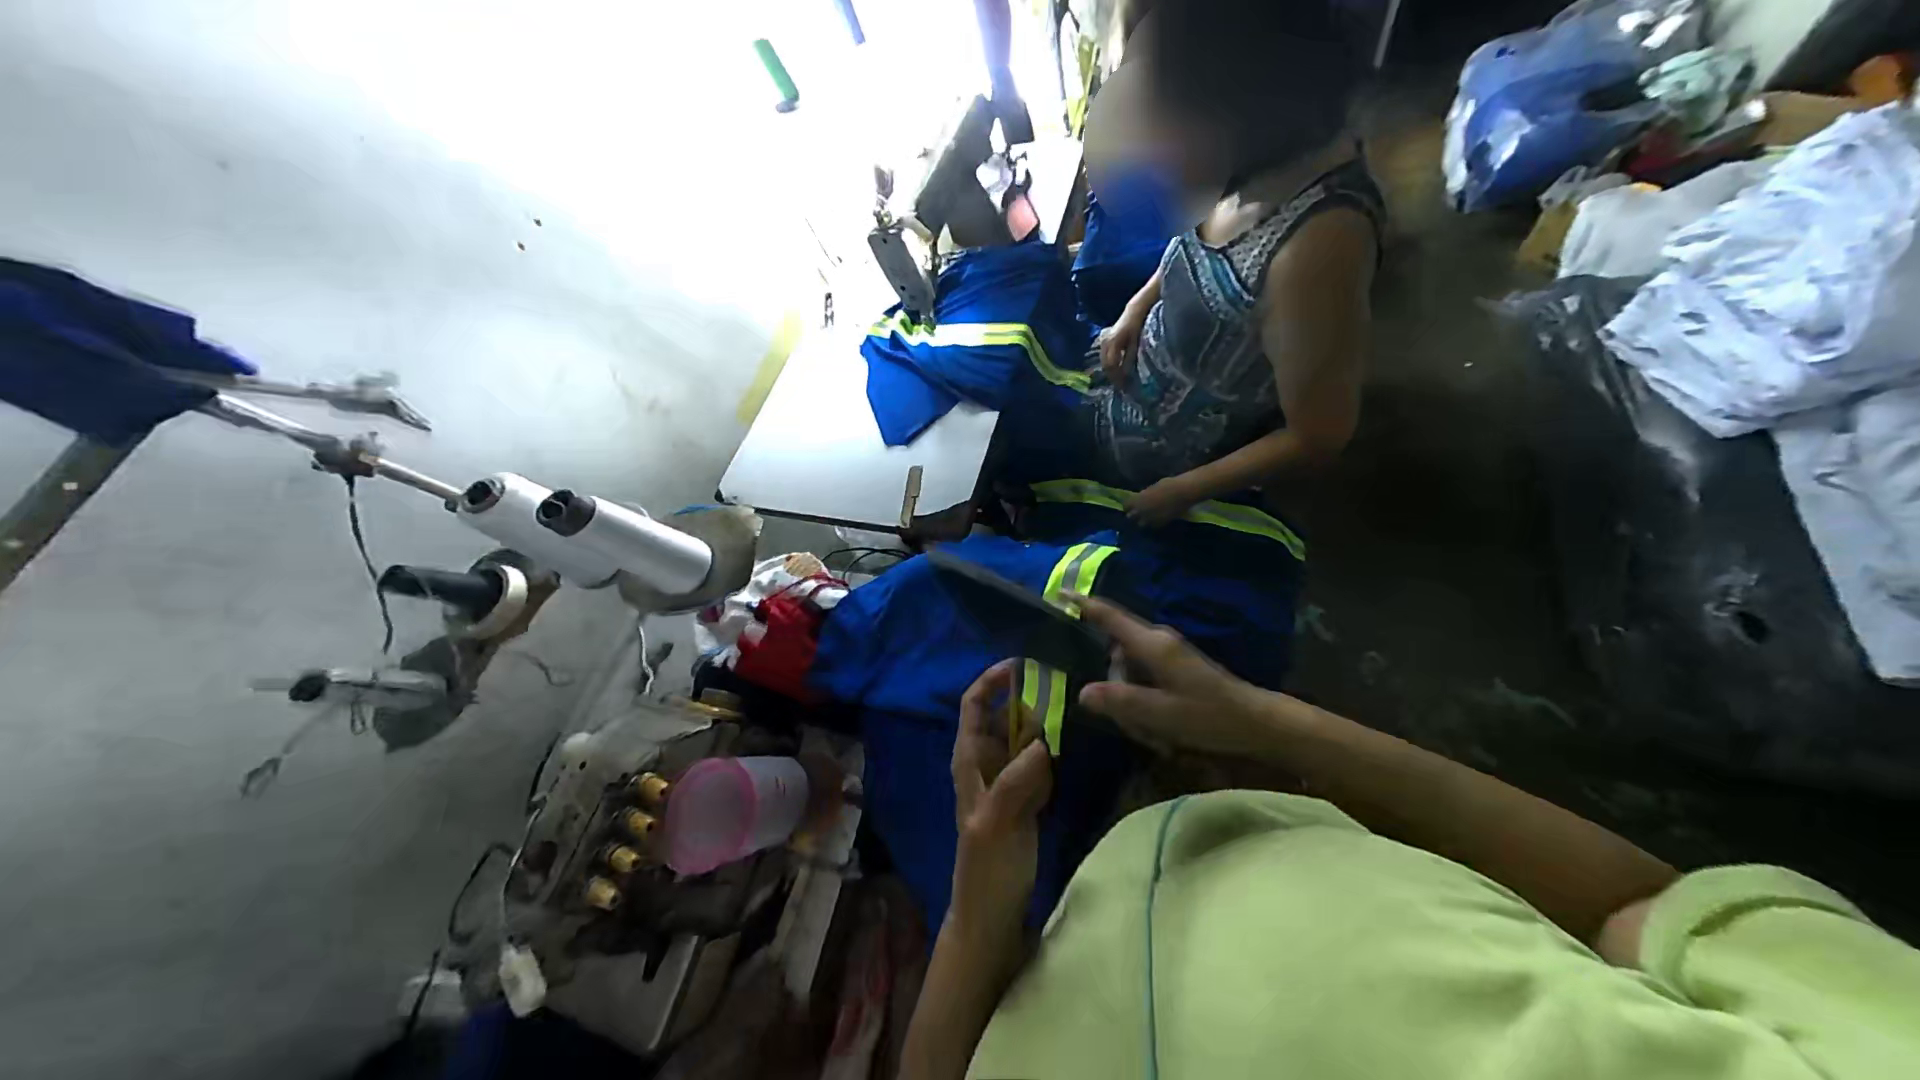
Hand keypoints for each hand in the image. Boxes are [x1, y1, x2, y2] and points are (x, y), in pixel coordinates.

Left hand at [949, 660, 1053, 936]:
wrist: (992, 913)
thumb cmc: (985, 867)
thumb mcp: (995, 823)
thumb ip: (1015, 782)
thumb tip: (1041, 743)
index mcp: (969, 758)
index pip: (974, 704)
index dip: (992, 680)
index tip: (1022, 664)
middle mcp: (987, 760)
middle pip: (1006, 715)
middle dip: (1030, 700)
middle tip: (1065, 691)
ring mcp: (1009, 778)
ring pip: (1026, 737)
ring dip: (1045, 727)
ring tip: (1074, 713)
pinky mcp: (1028, 796)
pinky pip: (1041, 762)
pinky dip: (1054, 755)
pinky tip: (1070, 752)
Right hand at [1071, 594, 1275, 758]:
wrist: (1258, 722)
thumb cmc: (1210, 715)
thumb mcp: (1161, 714)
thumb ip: (1121, 701)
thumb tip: (1082, 693)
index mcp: (1152, 644)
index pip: (1109, 616)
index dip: (1082, 604)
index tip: (1057, 592)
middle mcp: (1158, 640)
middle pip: (1115, 650)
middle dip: (1113, 686)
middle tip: (1128, 723)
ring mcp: (1167, 652)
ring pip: (1128, 668)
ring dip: (1130, 700)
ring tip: (1150, 735)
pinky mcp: (1175, 666)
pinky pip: (1143, 677)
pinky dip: (1143, 702)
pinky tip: (1158, 730)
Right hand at [1098, 311, 1142, 386]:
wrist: (1133, 313)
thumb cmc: (1136, 328)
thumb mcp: (1134, 345)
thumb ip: (1128, 360)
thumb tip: (1125, 376)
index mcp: (1112, 343)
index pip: (1111, 365)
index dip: (1116, 377)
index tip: (1122, 386)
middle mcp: (1104, 343)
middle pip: (1106, 365)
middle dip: (1112, 376)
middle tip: (1120, 386)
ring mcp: (1102, 342)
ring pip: (1104, 362)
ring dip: (1110, 371)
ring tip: (1118, 379)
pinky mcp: (1103, 342)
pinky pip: (1104, 357)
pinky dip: (1109, 365)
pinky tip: (1115, 369)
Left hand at [1125, 475, 1200, 526]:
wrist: (1182, 492)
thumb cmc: (1168, 484)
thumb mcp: (1152, 488)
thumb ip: (1144, 495)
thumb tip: (1141, 498)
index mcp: (1137, 499)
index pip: (1126, 506)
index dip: (1128, 506)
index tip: (1130, 505)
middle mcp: (1141, 511)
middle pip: (1131, 517)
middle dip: (1133, 515)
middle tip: (1137, 513)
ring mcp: (1150, 518)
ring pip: (1140, 524)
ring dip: (1142, 520)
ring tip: (1146, 517)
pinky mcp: (1160, 523)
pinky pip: (1153, 526)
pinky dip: (1153, 523)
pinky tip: (1156, 519)